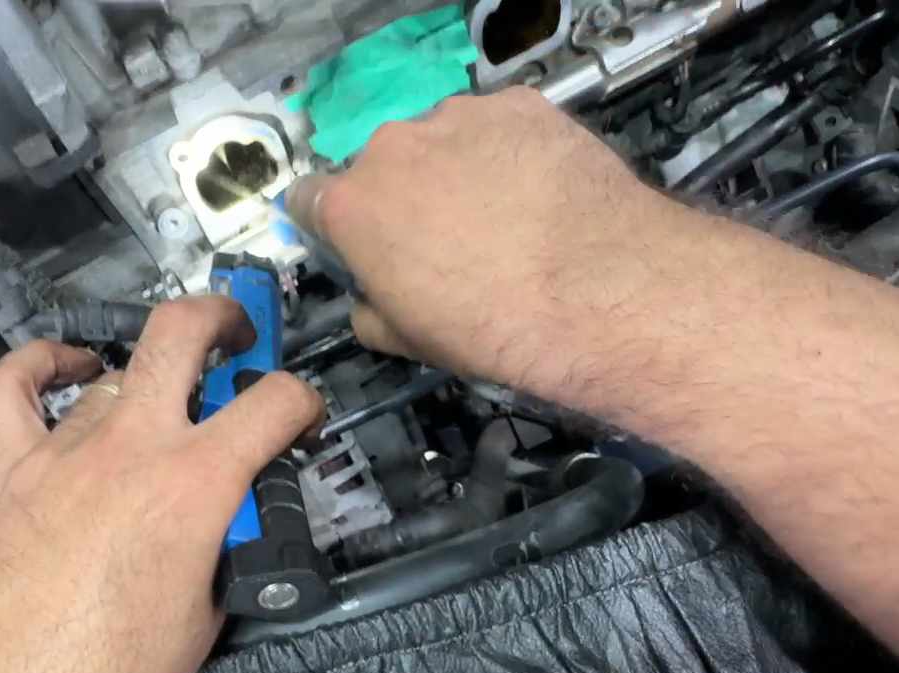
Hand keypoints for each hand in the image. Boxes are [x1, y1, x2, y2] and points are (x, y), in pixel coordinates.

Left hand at [0, 297, 322, 672]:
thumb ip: (223, 547)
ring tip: (162, 417)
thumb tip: (223, 523)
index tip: (303, 420)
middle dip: (223, 319)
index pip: (272, 404)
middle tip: (241, 339)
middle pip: (180, 333)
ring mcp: (59, 452)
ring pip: (113, 376)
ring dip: (149, 385)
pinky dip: (43, 365)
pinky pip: (12, 388)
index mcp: (194, 485)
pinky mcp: (6, 472)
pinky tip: (69, 369)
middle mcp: (128, 446)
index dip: (304, 403)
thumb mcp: (207, 615)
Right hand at [286, 88, 684, 400]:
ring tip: (496, 221)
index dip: (329, 228)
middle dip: (398, 202)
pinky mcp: (520, 104)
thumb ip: (368, 313)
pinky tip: (531, 197)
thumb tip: (368, 303)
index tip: (355, 247)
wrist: (591, 292)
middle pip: (378, 169)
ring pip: (436, 143)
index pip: (308, 201)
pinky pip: (493, 128)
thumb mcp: (408, 342)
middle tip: (439, 244)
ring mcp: (458, 117)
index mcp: (352, 207)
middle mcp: (394, 147)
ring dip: (450, 174)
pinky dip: (502, 155)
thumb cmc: (489, 326)